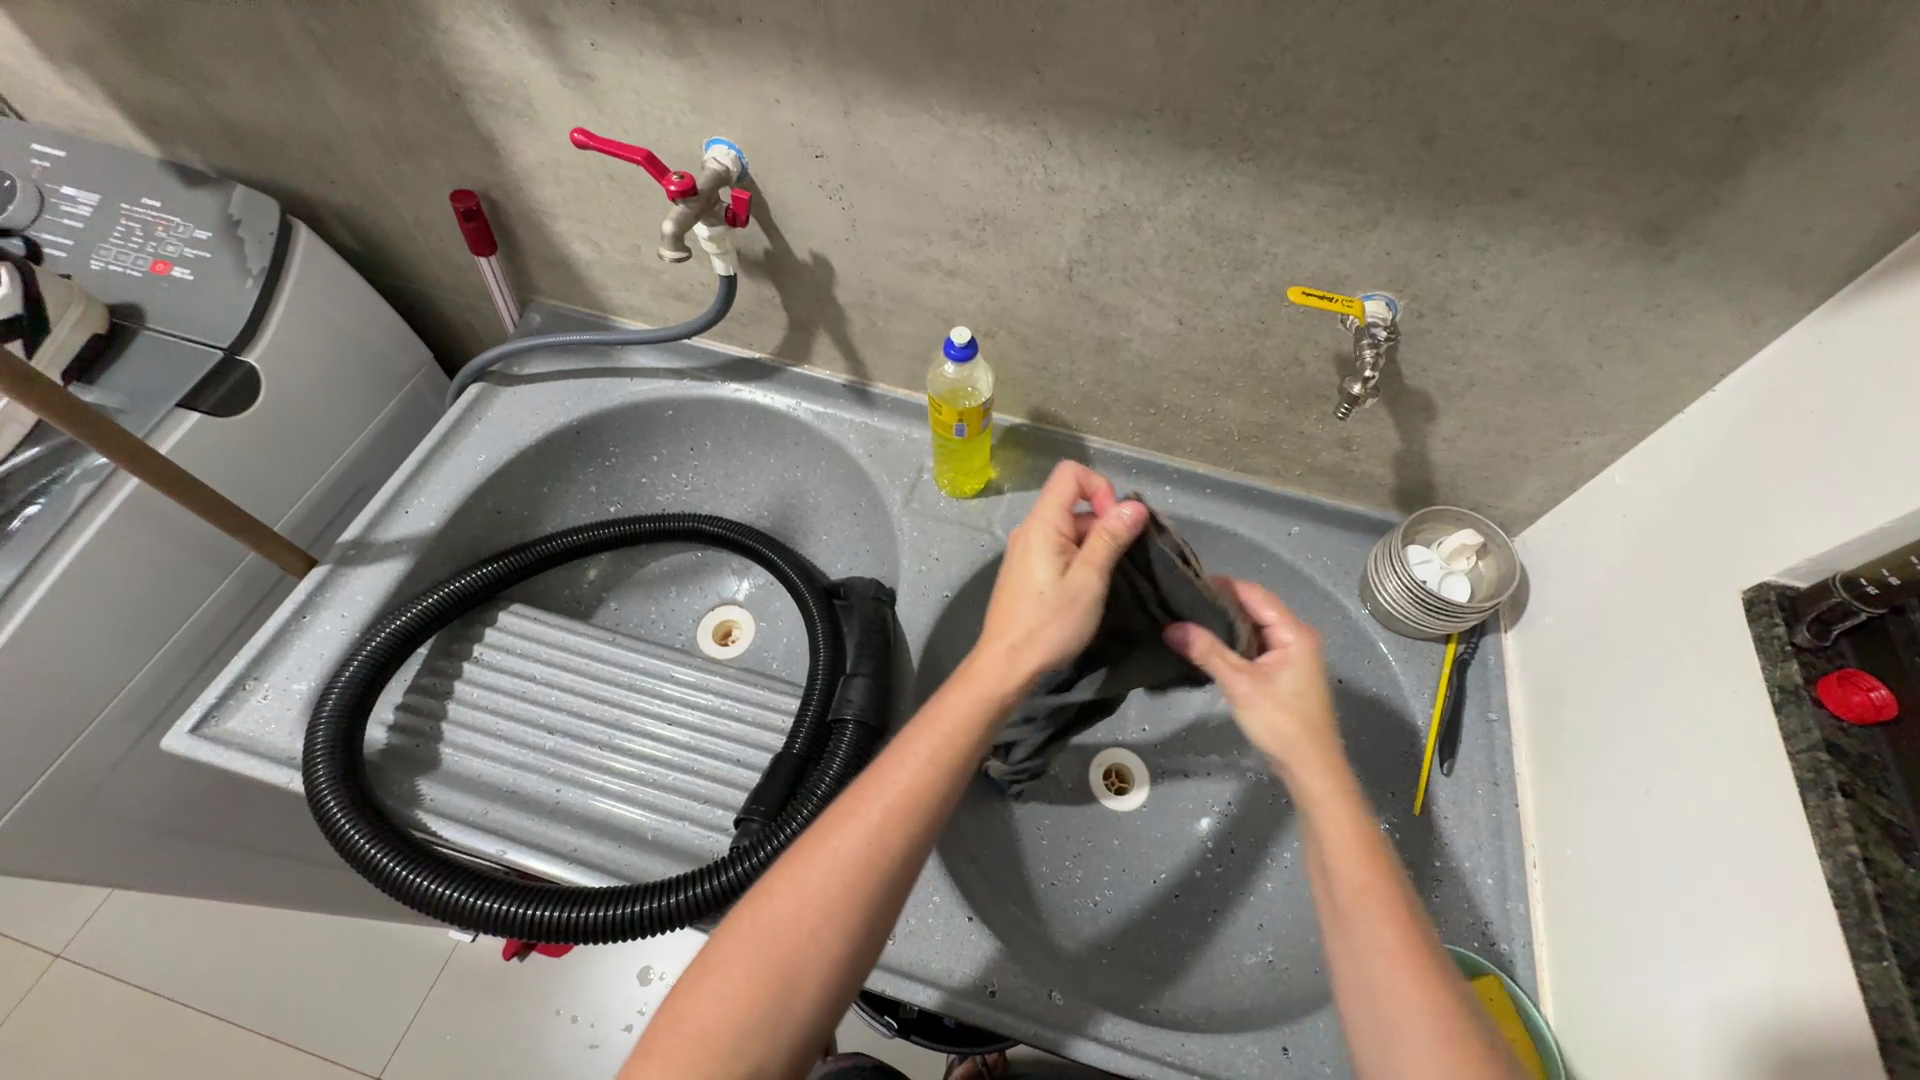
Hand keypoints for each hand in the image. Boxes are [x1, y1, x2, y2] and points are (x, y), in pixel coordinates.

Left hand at [972, 461, 1145, 688]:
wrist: (1006, 663)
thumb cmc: (1050, 623)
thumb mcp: (1089, 580)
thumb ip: (1110, 538)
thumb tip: (1134, 505)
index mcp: (1042, 522)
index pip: (1071, 473)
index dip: (1101, 488)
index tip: (1117, 524)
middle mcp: (1029, 528)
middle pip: (1071, 502)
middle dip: (1103, 521)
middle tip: (1123, 559)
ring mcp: (1024, 549)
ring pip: (1066, 528)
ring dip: (1093, 543)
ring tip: (1108, 578)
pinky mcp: (1025, 569)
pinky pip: (1056, 547)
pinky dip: (1078, 557)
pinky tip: (1087, 588)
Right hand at [1163, 579, 1343, 777]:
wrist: (1310, 766)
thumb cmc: (1279, 722)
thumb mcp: (1239, 684)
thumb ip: (1206, 651)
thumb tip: (1171, 627)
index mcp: (1293, 632)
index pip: (1254, 593)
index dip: (1222, 586)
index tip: (1187, 585)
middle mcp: (1298, 636)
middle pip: (1255, 608)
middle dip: (1220, 604)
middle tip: (1182, 603)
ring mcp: (1294, 654)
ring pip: (1255, 628)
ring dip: (1226, 624)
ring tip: (1190, 621)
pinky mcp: (1286, 671)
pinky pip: (1257, 645)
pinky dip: (1235, 642)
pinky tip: (1210, 646)